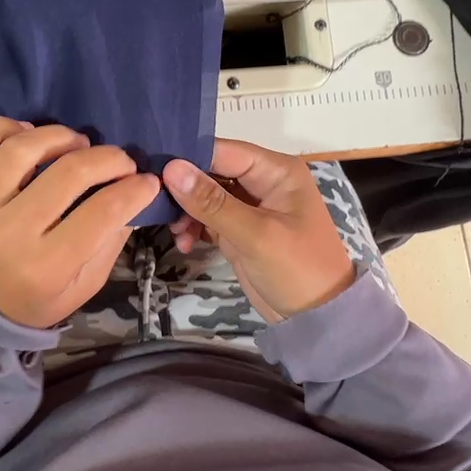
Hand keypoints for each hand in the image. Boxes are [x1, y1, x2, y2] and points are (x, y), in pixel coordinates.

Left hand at [0, 117, 160, 327]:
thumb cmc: (31, 299)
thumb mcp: (81, 287)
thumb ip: (109, 243)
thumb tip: (135, 196)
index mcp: (46, 267)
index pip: (103, 212)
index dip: (135, 189)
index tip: (147, 180)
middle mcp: (8, 234)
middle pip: (68, 174)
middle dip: (108, 159)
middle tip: (121, 161)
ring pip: (20, 150)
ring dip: (59, 136)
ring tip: (77, 142)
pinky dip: (0, 126)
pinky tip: (26, 132)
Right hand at [162, 140, 354, 323]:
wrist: (317, 319)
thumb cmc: (297, 269)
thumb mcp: (255, 235)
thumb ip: (212, 202)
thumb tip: (171, 168)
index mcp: (276, 170)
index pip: (224, 151)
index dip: (188, 156)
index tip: (153, 168)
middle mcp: (262, 181)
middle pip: (211, 170)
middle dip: (183, 187)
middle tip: (155, 203)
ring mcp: (250, 205)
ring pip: (205, 194)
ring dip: (185, 210)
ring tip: (175, 231)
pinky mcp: (239, 228)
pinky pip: (207, 217)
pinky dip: (193, 226)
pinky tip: (184, 243)